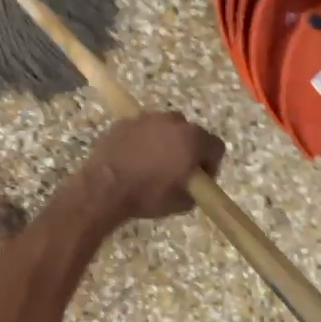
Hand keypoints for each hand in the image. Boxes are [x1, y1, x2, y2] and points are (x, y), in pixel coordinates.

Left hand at [79, 112, 225, 221]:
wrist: (104, 187)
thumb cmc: (147, 195)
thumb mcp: (181, 203)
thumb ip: (195, 191)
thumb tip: (193, 187)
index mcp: (193, 140)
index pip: (215, 146)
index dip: (211, 164)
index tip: (199, 178)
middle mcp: (173, 122)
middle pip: (190, 133)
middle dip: (187, 149)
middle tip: (176, 170)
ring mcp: (147, 118)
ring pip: (165, 128)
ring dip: (165, 142)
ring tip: (152, 163)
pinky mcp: (125, 121)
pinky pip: (142, 129)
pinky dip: (142, 140)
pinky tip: (133, 158)